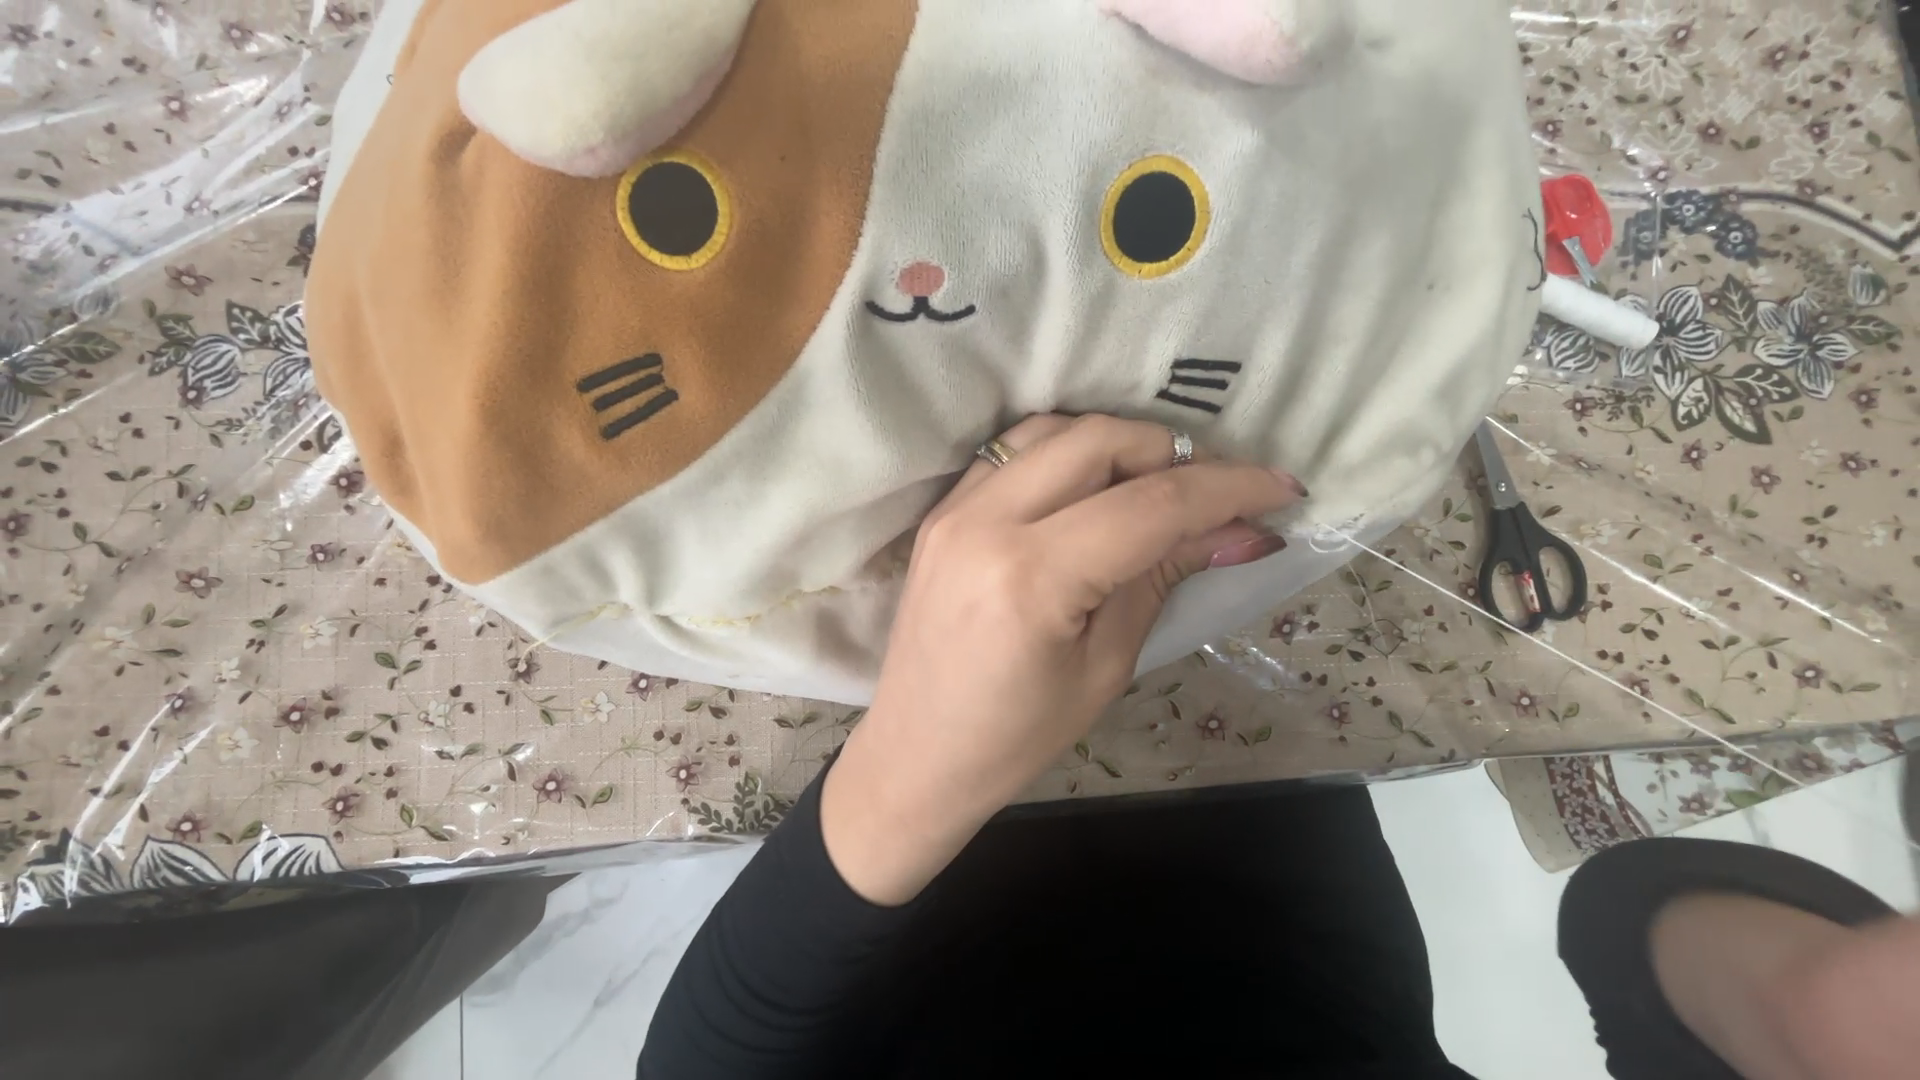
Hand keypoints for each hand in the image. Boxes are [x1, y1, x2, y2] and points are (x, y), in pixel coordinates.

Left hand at [821, 414, 1306, 904]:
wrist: (916, 755)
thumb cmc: (1016, 736)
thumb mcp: (1105, 665)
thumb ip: (1162, 577)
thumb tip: (1241, 529)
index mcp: (1031, 576)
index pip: (1149, 504)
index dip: (1227, 488)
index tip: (1280, 489)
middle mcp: (986, 522)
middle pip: (1100, 440)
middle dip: (1173, 453)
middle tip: (1217, 493)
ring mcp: (954, 509)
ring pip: (1053, 431)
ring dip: (1118, 443)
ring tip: (1160, 486)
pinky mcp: (942, 511)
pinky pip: (1012, 451)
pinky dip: (1066, 451)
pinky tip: (1095, 485)